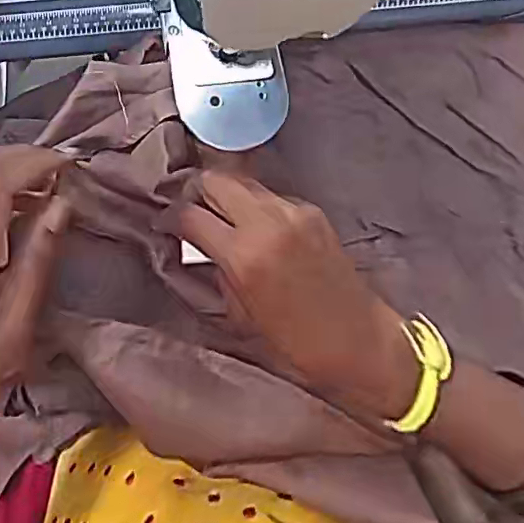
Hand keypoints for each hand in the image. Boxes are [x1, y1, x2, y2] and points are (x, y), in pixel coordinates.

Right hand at [172, 170, 417, 420]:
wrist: (360, 340)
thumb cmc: (295, 343)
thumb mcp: (239, 314)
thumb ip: (212, 271)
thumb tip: (189, 246)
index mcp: (244, 256)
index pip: (190, 214)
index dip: (168, 216)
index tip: (163, 224)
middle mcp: (267, 222)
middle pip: (214, 179)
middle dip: (194, 191)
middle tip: (188, 210)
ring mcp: (293, 211)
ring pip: (242, 181)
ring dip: (224, 193)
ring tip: (217, 214)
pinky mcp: (312, 211)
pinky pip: (269, 195)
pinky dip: (253, 204)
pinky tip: (254, 226)